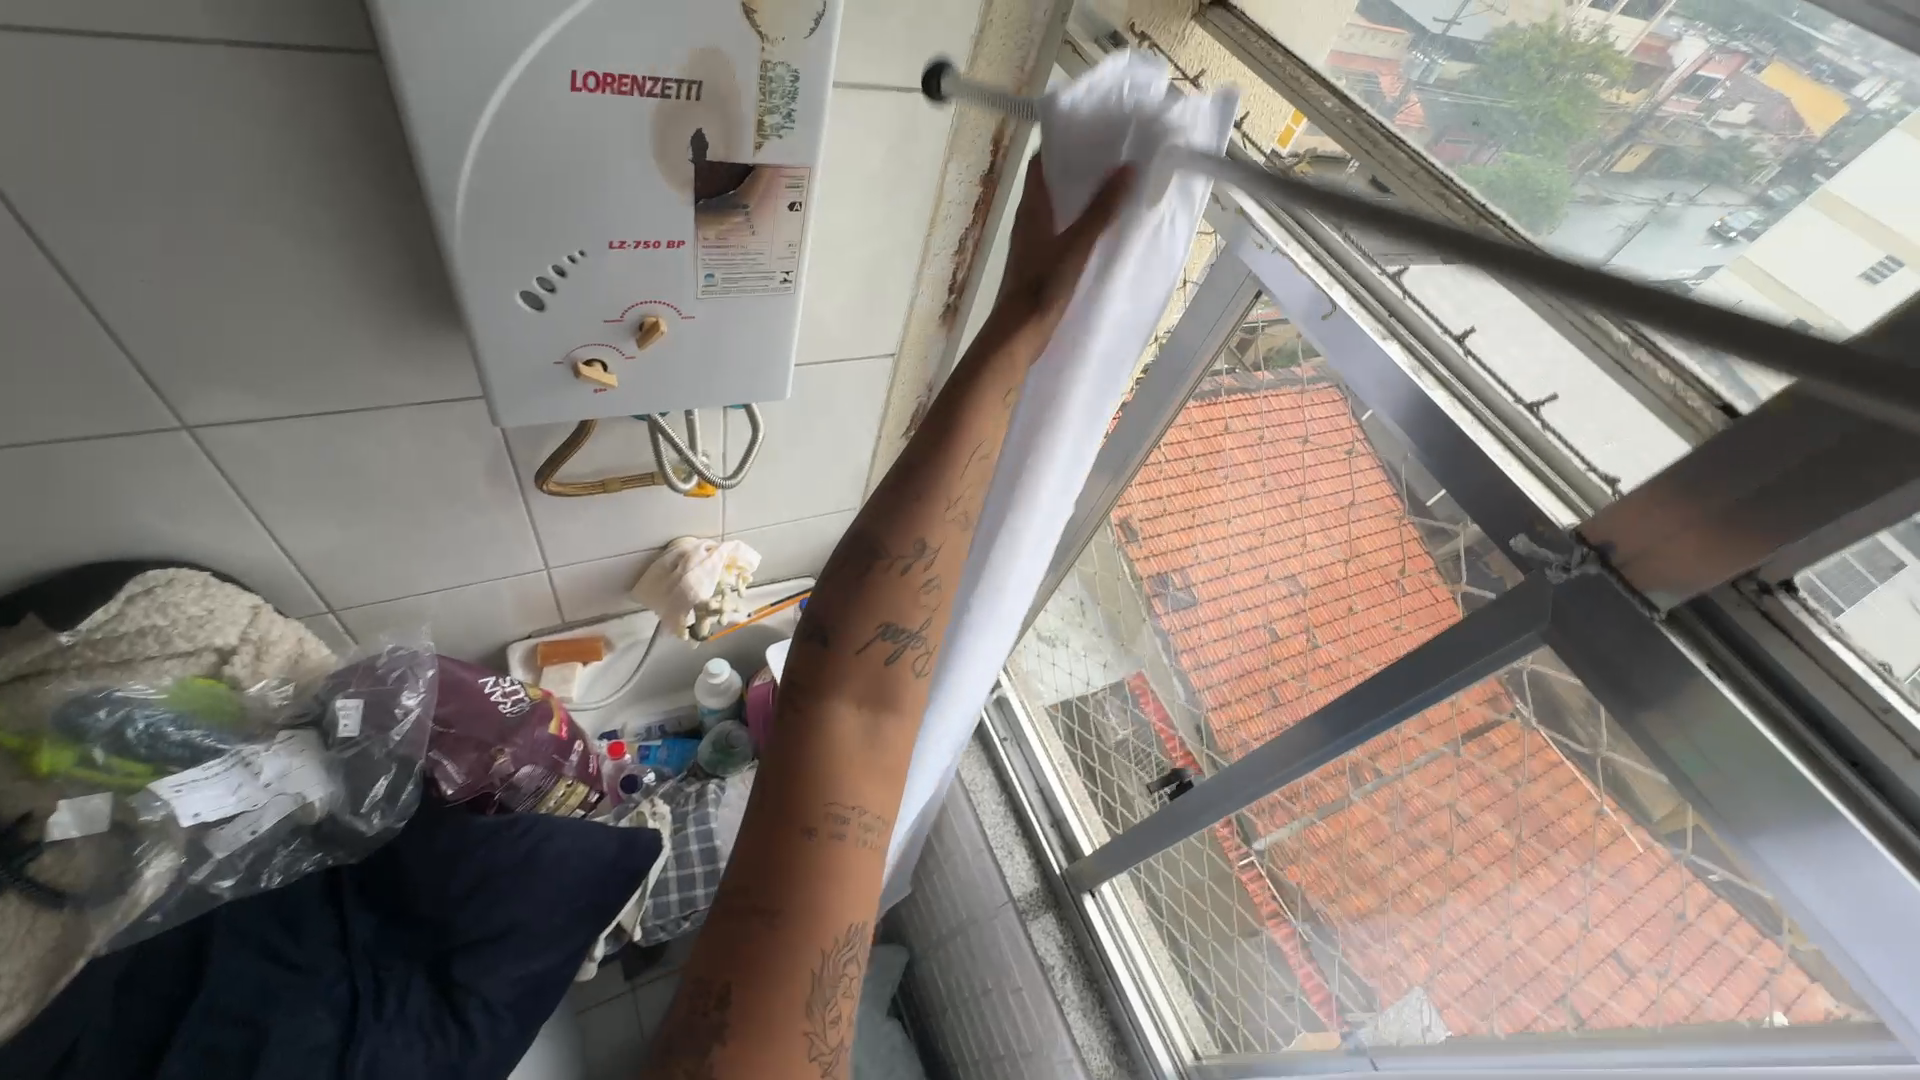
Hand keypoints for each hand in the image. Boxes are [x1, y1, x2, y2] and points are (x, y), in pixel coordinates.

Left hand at [991, 156, 1134, 342]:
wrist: (1018, 334)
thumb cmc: (1042, 286)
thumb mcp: (1076, 244)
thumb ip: (1101, 209)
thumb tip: (1128, 167)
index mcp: (1031, 207)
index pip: (1042, 162)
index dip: (1063, 143)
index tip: (1091, 130)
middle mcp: (1028, 220)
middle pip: (1050, 184)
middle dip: (1077, 168)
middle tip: (1112, 155)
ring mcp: (1032, 243)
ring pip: (1056, 209)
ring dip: (1078, 197)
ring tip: (1112, 186)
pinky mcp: (1039, 263)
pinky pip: (1060, 232)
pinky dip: (1077, 223)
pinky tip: (1098, 229)